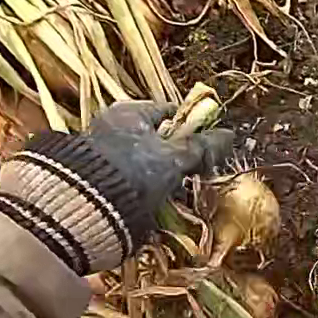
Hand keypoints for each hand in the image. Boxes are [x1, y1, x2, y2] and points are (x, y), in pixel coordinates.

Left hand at [82, 100, 235, 222]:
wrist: (88, 206)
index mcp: (130, 111)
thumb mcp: (175, 157)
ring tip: (179, 190)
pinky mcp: (96, 177)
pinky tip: (157, 201)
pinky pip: (132, 177)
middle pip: (158, 136)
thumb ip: (202, 147)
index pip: (171, 111)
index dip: (194, 125)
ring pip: (145, 158)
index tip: (209, 143)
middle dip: (179, 154)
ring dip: (164, 173)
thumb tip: (229, 135)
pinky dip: (146, 187)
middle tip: (196, 171)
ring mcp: (103, 152)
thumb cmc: (135, 170)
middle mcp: (112, 125)